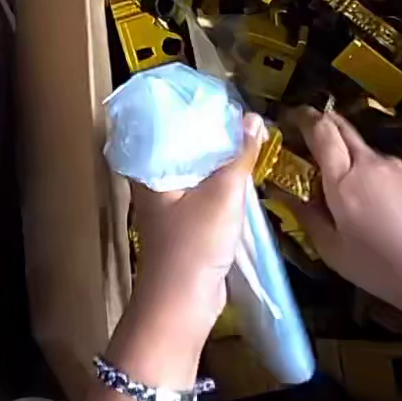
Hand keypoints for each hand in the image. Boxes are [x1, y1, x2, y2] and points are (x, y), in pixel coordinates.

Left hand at [125, 112, 264, 351]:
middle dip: (206, 133)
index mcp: (149, 168)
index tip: (211, 96)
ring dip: (214, 158)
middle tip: (234, 114)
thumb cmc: (195, 243)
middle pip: (179, 147)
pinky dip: (217, 180)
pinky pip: (200, 190)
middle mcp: (153, 182)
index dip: (186, 111)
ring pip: (192, 170)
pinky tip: (238, 172)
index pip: (162, 127)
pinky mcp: (183, 222)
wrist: (182, 303)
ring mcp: (167, 204)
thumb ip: (239, 156)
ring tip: (241, 136)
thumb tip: (251, 117)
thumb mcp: (223, 194)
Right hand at [278, 108, 401, 321]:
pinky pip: (381, 167)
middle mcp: (368, 163)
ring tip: (340, 188)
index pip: (320, 130)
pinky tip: (373, 205)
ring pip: (361, 149)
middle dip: (319, 124)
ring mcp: (395, 167)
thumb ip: (307, 217)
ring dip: (345, 156)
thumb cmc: (386, 266)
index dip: (301, 118)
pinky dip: (368, 174)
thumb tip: (282, 193)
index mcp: (343, 179)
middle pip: (340, 127)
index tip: (287, 119)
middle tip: (303, 139)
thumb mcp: (334, 251)